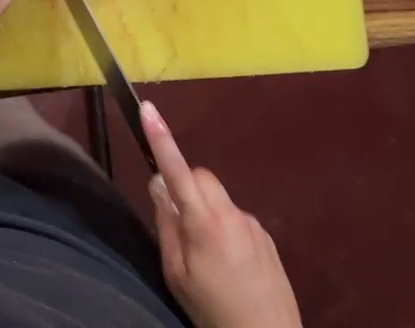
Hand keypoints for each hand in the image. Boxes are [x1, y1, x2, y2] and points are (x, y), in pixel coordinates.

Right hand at [143, 101, 301, 327]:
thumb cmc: (213, 311)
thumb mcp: (177, 275)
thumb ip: (166, 225)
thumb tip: (159, 184)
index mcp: (203, 223)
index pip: (176, 169)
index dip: (160, 137)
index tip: (147, 108)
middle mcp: (230, 213)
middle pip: (199, 176)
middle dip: (184, 186)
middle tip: (178, 222)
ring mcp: (252, 223)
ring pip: (217, 197)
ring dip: (205, 210)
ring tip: (207, 255)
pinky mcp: (266, 236)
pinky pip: (235, 216)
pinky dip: (224, 226)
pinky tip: (228, 264)